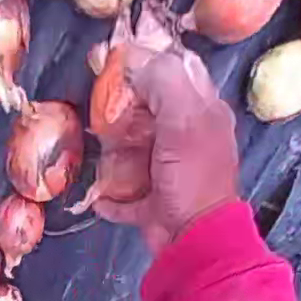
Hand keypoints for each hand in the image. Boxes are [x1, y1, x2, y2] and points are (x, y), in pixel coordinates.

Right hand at [93, 48, 241, 251]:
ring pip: (137, 152)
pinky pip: (126, 196)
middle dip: (126, 108)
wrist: (193, 240)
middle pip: (153, 112)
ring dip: (115, 151)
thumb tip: (135, 63)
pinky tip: (97, 195)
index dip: (150, 60)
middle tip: (100, 105)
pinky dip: (111, 196)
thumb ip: (163, 82)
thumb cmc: (192, 177)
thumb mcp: (183, 118)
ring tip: (97, 145)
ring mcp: (170, 174)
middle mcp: (188, 140)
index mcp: (203, 112)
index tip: (118, 60)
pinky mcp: (154, 206)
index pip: (179, 70)